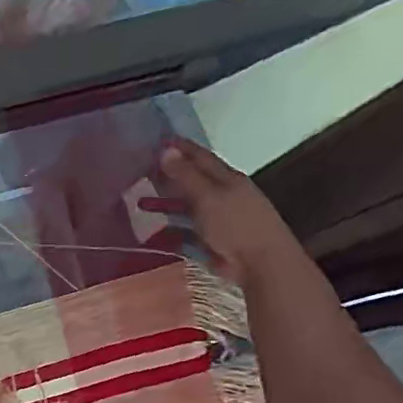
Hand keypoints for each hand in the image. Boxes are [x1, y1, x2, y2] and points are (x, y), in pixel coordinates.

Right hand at [143, 138, 303, 285]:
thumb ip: (186, 176)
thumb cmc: (235, 225)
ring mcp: (219, 217)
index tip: (161, 140)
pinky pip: (187, 228)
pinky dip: (171, 226)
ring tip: (141, 203)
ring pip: (188, 205)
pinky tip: (156, 230)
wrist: (260, 262)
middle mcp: (224, 194)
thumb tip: (166, 151)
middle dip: (171, 174)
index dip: (182, 148)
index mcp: (227, 179)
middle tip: (145, 171)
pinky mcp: (213, 238)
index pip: (201, 157)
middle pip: (194, 180)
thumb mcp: (207, 197)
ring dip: (167, 202)